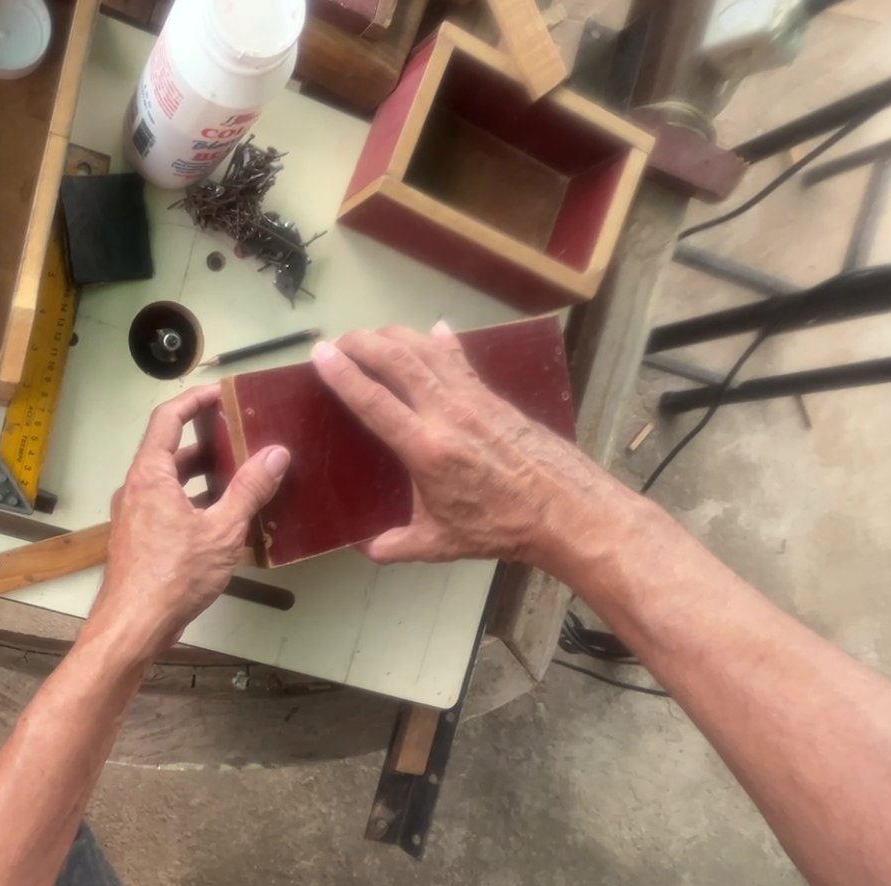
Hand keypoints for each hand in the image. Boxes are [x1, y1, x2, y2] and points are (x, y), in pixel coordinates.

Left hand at [87, 385, 289, 657]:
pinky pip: (168, 507)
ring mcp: (135, 515)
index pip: (167, 419)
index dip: (194, 401)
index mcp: (150, 474)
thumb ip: (249, 490)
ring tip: (242, 476)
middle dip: (207, 442)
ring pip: (170, 482)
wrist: (135, 624)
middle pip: (170, 451)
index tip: (221, 395)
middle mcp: (137, 489)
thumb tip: (275, 454)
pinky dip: (194, 502)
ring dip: (203, 476)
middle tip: (243, 438)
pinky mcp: (140, 539)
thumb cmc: (173, 575)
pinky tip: (224, 518)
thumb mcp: (222, 529)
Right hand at [311, 323, 628, 569]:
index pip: (374, 401)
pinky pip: (458, 359)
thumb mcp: (439, 544)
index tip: (320, 354)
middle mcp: (448, 413)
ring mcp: (474, 399)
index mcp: (427, 449)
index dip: (343, 374)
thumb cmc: (501, 528)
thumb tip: (365, 549)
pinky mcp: (493, 397)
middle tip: (339, 340)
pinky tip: (432, 332)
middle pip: (398, 360)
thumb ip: (396, 546)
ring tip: (372, 336)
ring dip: (395, 336)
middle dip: (363, 343)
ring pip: (427, 350)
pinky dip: (439, 343)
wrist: (569, 511)